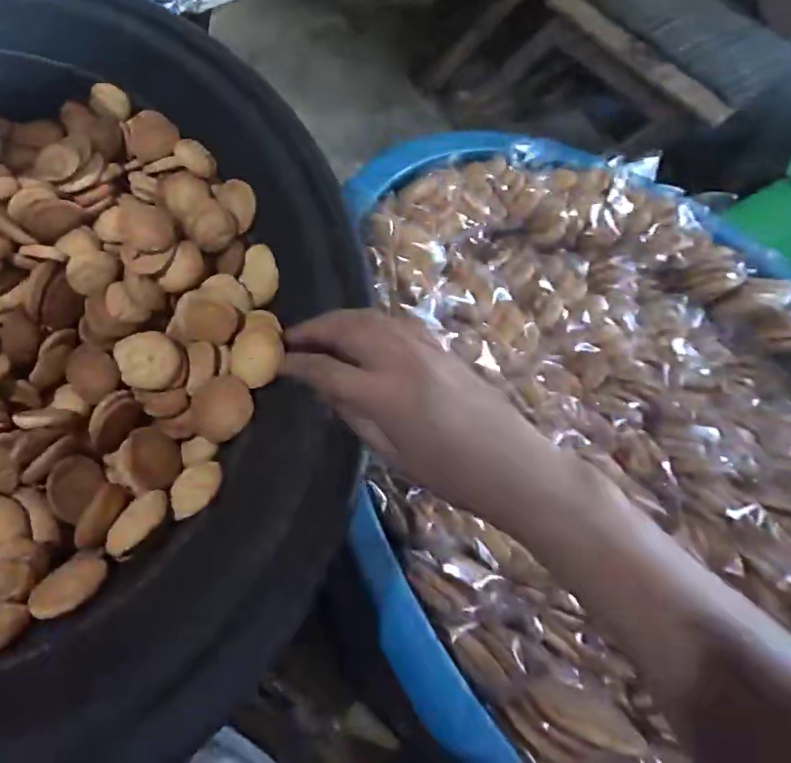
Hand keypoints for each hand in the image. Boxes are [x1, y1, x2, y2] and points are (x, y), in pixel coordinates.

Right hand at [283, 310, 586, 527]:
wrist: (515, 465)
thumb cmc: (451, 473)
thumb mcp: (392, 452)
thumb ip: (353, 414)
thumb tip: (323, 388)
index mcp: (384, 393)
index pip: (326, 368)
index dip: (296, 363)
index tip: (275, 361)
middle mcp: (399, 358)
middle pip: (344, 329)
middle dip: (312, 329)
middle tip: (289, 337)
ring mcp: (422, 346)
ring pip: (367, 317)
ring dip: (337, 320)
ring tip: (317, 331)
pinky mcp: (438, 344)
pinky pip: (392, 321)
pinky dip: (366, 320)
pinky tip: (358, 331)